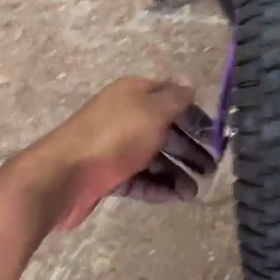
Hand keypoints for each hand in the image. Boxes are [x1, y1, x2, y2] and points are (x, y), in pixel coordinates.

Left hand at [16, 77, 195, 230]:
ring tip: (193, 193)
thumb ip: (175, 98)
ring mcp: (115, 148)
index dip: (194, 114)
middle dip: (189, 148)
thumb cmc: (114, 137)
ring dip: (176, 173)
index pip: (172, 97)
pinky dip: (157, 187)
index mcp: (134, 94)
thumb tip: (189, 81)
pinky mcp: (108, 175)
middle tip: (211, 168)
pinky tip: (174, 197)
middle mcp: (125, 116)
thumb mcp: (152, 111)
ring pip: (153, 158)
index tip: (215, 134)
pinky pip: (139, 179)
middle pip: (165, 130)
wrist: (64, 175)